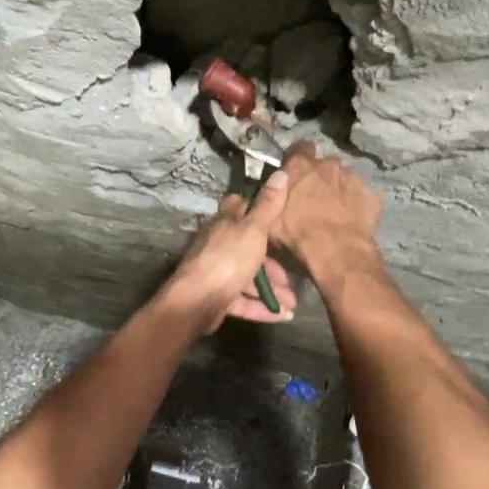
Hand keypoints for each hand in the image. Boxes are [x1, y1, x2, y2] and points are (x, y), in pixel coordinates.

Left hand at [162, 172, 297, 331]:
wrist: (196, 301)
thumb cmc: (227, 260)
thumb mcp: (252, 229)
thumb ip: (267, 205)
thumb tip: (280, 172)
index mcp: (224, 224)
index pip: (238, 206)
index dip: (257, 208)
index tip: (280, 218)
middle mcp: (218, 244)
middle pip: (249, 249)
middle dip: (273, 266)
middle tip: (292, 279)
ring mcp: (216, 271)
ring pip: (247, 277)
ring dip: (271, 290)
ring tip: (292, 304)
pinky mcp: (216, 295)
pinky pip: (242, 299)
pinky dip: (260, 307)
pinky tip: (280, 316)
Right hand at [268, 142, 382, 275]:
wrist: (337, 251)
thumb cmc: (297, 233)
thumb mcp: (270, 218)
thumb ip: (271, 197)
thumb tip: (274, 187)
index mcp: (300, 166)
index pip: (299, 148)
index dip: (297, 158)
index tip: (295, 172)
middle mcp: (327, 165)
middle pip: (323, 165)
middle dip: (319, 176)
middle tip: (313, 197)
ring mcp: (352, 178)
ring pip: (343, 178)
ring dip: (337, 189)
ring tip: (333, 210)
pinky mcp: (371, 194)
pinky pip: (360, 194)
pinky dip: (355, 203)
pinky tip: (350, 219)